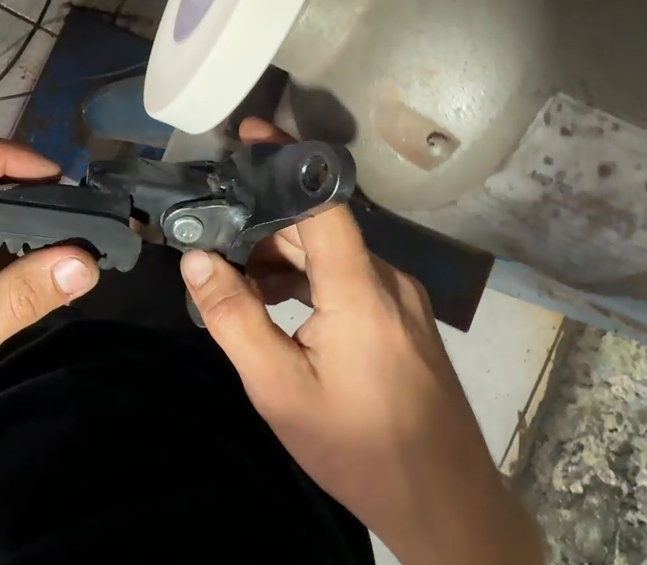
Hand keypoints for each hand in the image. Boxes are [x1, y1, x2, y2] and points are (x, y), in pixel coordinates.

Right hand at [181, 119, 543, 564]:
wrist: (451, 511)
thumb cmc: (361, 449)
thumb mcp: (280, 389)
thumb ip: (234, 318)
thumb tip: (195, 258)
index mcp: (360, 291)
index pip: (323, 201)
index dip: (285, 160)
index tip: (246, 135)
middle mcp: (388, 281)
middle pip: (318, 227)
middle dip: (262, 221)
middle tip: (209, 231)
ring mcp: (402, 301)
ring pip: (331, 254)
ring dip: (280, 256)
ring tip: (233, 279)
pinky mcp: (404, 321)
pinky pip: (347, 278)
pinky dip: (305, 278)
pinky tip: (273, 305)